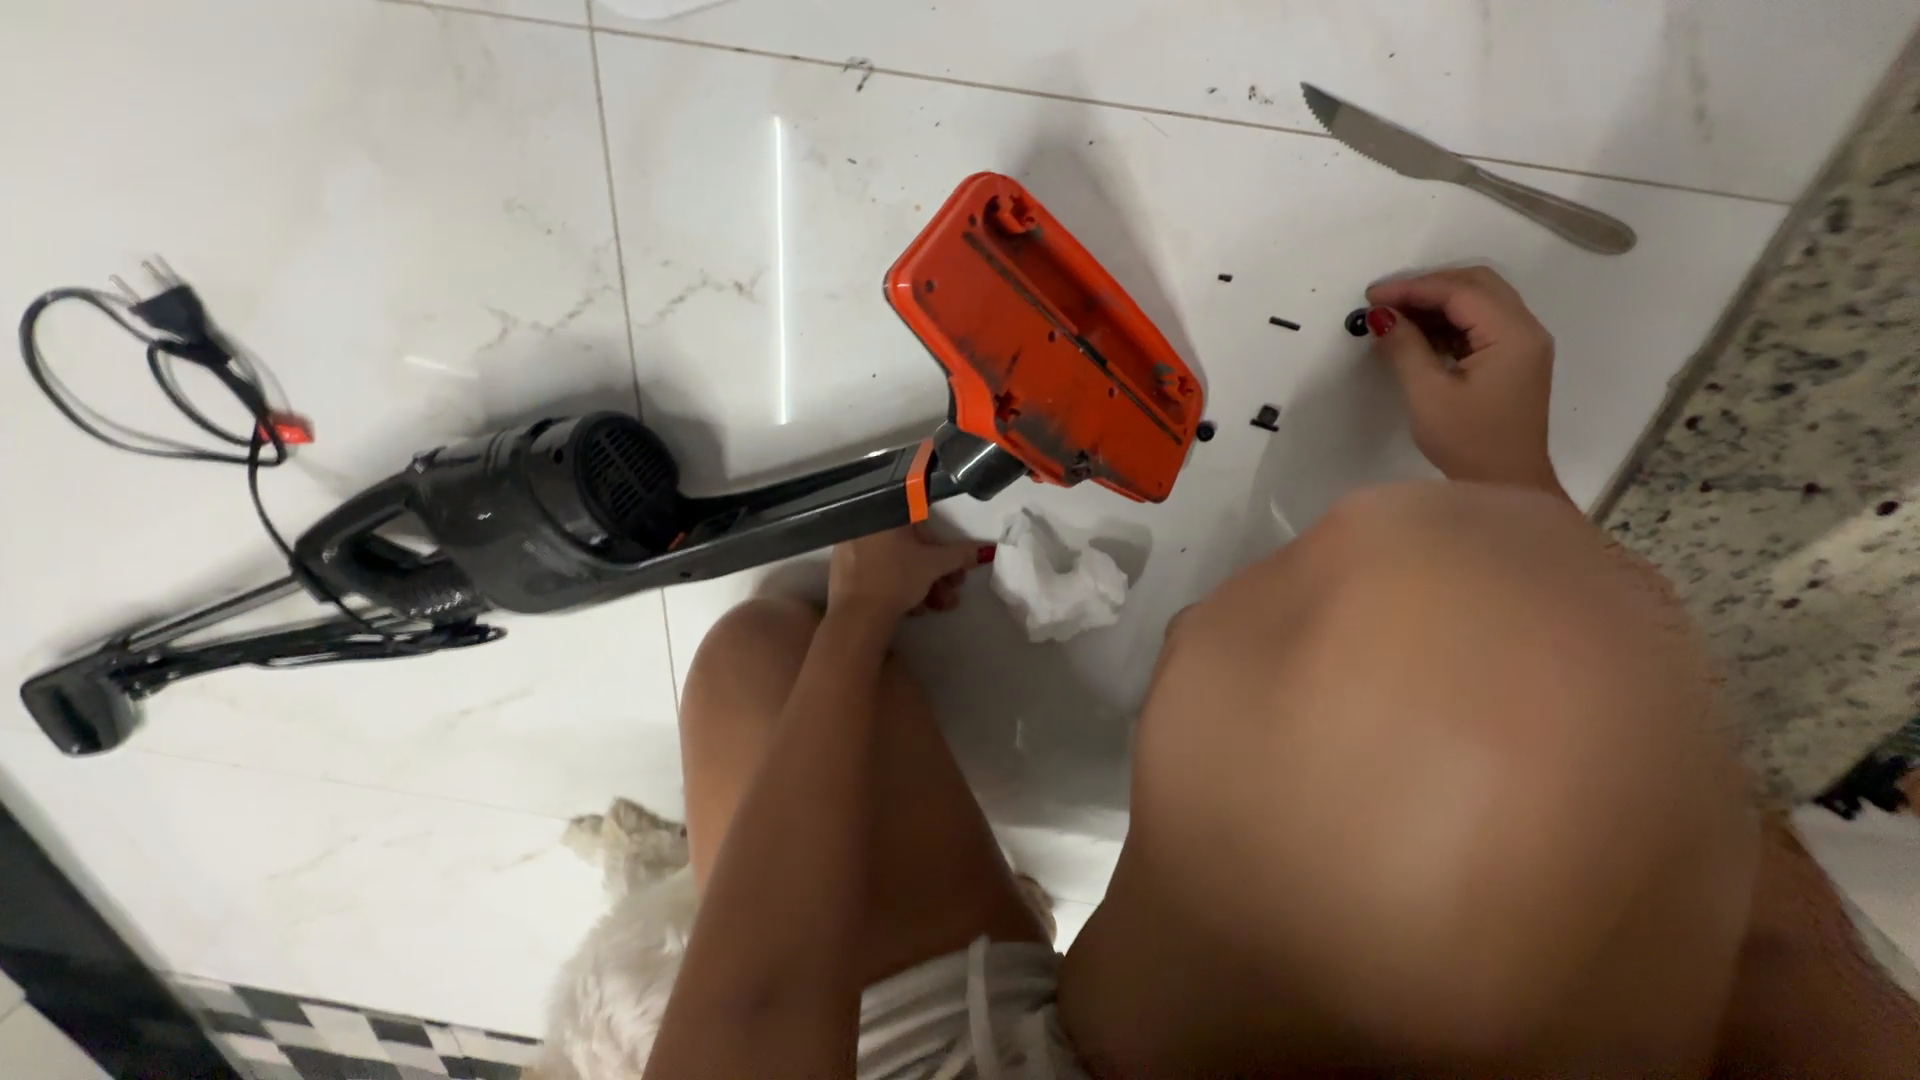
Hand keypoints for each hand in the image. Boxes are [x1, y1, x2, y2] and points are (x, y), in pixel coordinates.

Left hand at [827, 526, 992, 622]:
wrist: (857, 616)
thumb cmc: (897, 579)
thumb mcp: (934, 565)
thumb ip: (960, 554)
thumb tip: (985, 550)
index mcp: (885, 515)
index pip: (921, 522)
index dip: (941, 547)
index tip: (952, 568)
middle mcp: (865, 525)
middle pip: (909, 546)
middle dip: (936, 571)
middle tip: (952, 591)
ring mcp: (850, 548)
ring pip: (895, 562)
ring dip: (922, 584)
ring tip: (937, 606)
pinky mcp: (843, 571)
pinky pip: (878, 572)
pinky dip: (897, 586)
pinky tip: (912, 609)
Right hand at [1364, 267, 1567, 498]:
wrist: (1505, 483)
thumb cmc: (1467, 441)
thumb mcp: (1428, 394)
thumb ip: (1405, 347)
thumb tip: (1379, 315)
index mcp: (1512, 334)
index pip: (1461, 291)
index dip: (1414, 288)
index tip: (1371, 296)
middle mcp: (1525, 329)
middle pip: (1476, 285)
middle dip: (1426, 287)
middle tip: (1381, 300)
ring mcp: (1521, 344)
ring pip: (1478, 301)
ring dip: (1436, 302)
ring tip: (1393, 315)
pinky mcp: (1511, 359)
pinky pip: (1479, 323)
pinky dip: (1447, 321)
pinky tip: (1416, 333)